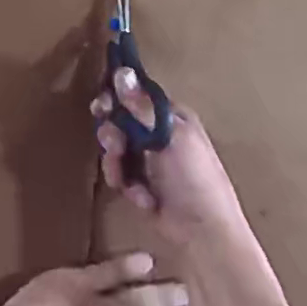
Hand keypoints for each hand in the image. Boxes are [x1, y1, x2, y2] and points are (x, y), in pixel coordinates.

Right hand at [91, 67, 244, 241]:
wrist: (204, 233)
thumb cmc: (194, 178)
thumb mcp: (170, 137)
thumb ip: (143, 106)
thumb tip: (122, 72)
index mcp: (171, 116)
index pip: (136, 95)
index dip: (116, 98)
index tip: (102, 106)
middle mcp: (157, 133)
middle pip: (119, 120)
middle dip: (112, 135)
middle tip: (114, 146)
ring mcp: (148, 159)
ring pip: (114, 147)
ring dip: (116, 163)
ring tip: (126, 180)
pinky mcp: (139, 182)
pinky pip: (118, 172)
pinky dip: (126, 184)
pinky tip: (142, 198)